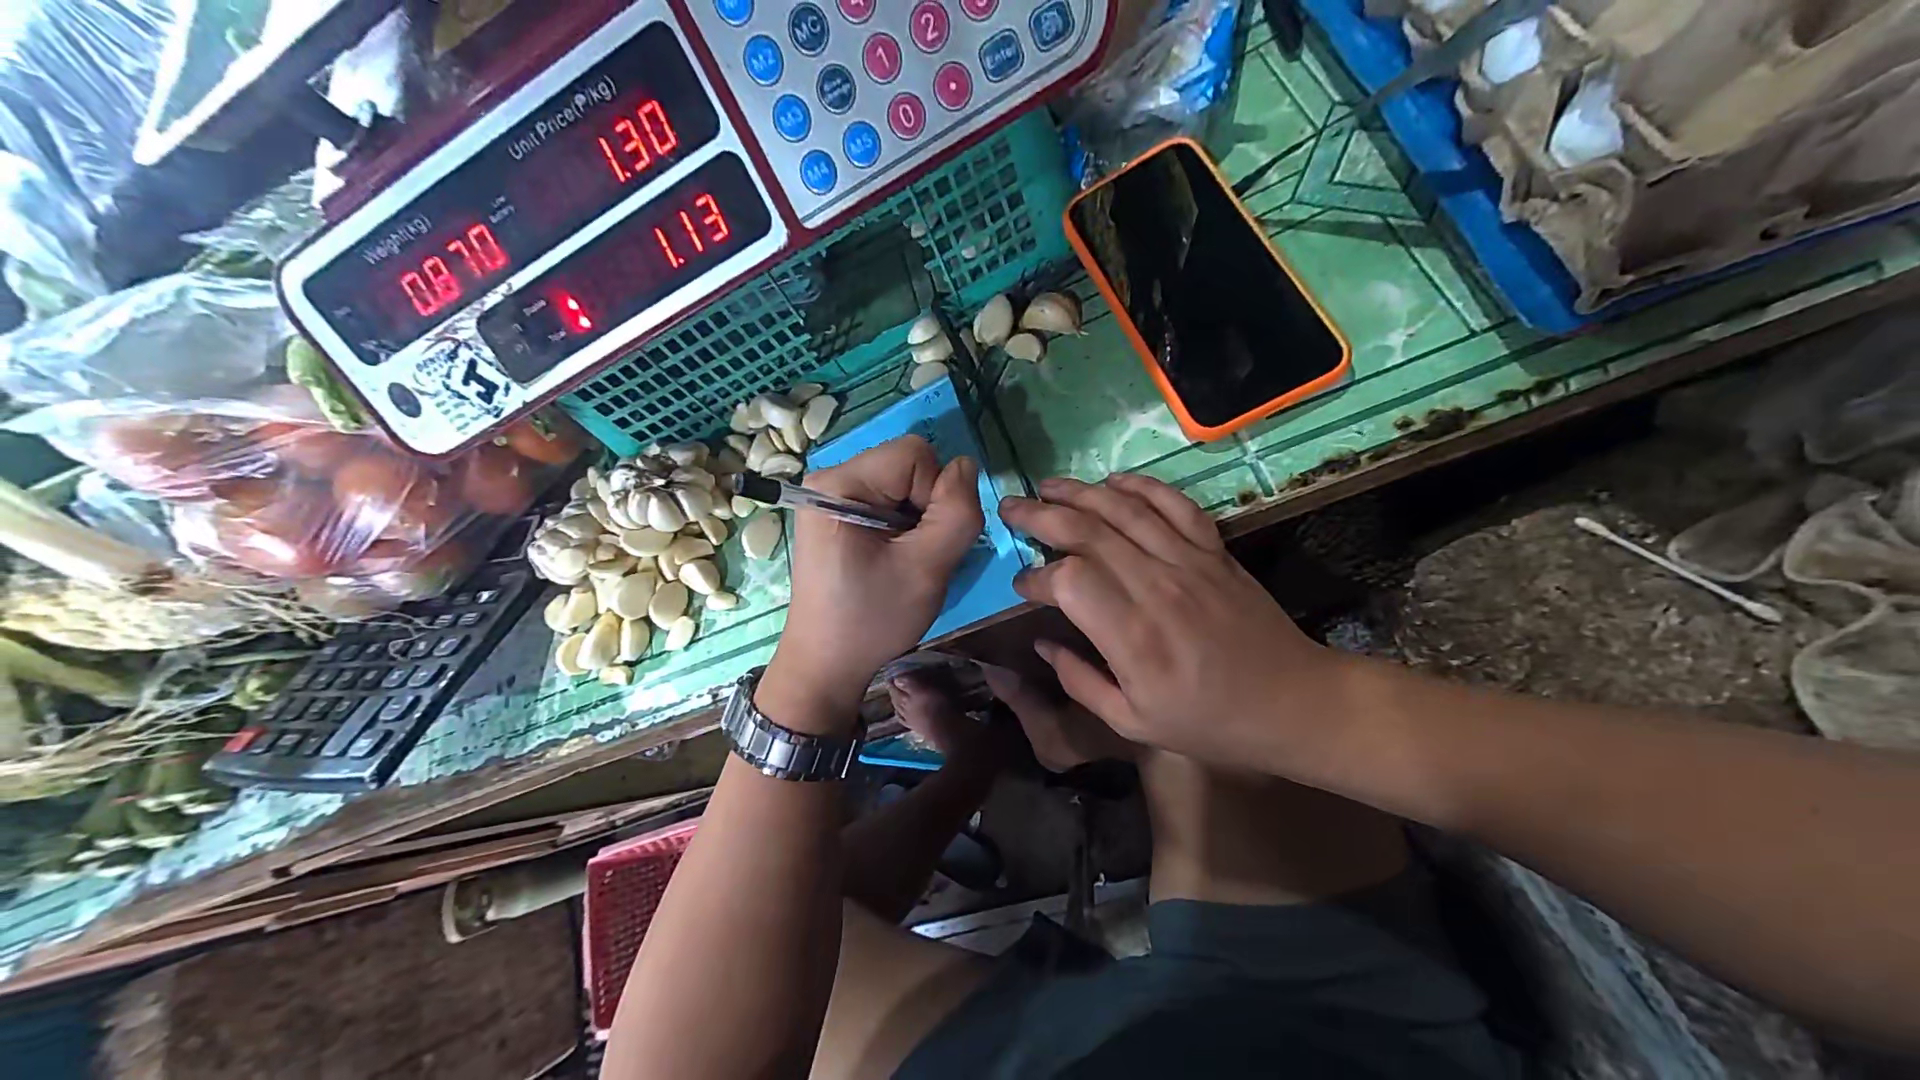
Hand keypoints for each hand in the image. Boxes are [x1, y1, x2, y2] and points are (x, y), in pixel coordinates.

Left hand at [762, 437, 982, 724]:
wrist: (826, 664)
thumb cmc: (872, 619)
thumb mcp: (926, 568)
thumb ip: (956, 512)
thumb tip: (967, 465)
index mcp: (840, 482)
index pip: (916, 454)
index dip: (936, 493)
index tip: (923, 542)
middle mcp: (830, 477)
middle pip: (909, 465)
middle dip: (927, 506)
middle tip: (916, 555)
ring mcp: (831, 495)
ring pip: (904, 483)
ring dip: (918, 519)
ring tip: (903, 561)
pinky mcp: (837, 514)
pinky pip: (889, 500)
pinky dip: (904, 527)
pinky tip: (892, 559)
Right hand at [999, 474, 1337, 767]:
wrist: (1293, 703)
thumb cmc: (1208, 722)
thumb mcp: (1132, 723)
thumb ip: (1080, 681)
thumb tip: (1042, 644)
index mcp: (1132, 636)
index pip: (1067, 580)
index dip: (1035, 577)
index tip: (1022, 586)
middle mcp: (1156, 586)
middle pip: (1087, 531)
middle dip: (1040, 516)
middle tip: (1010, 508)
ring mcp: (1188, 561)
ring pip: (1124, 509)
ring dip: (1079, 492)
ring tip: (1046, 486)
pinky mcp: (1214, 551)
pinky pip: (1174, 504)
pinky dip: (1142, 486)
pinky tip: (1113, 480)